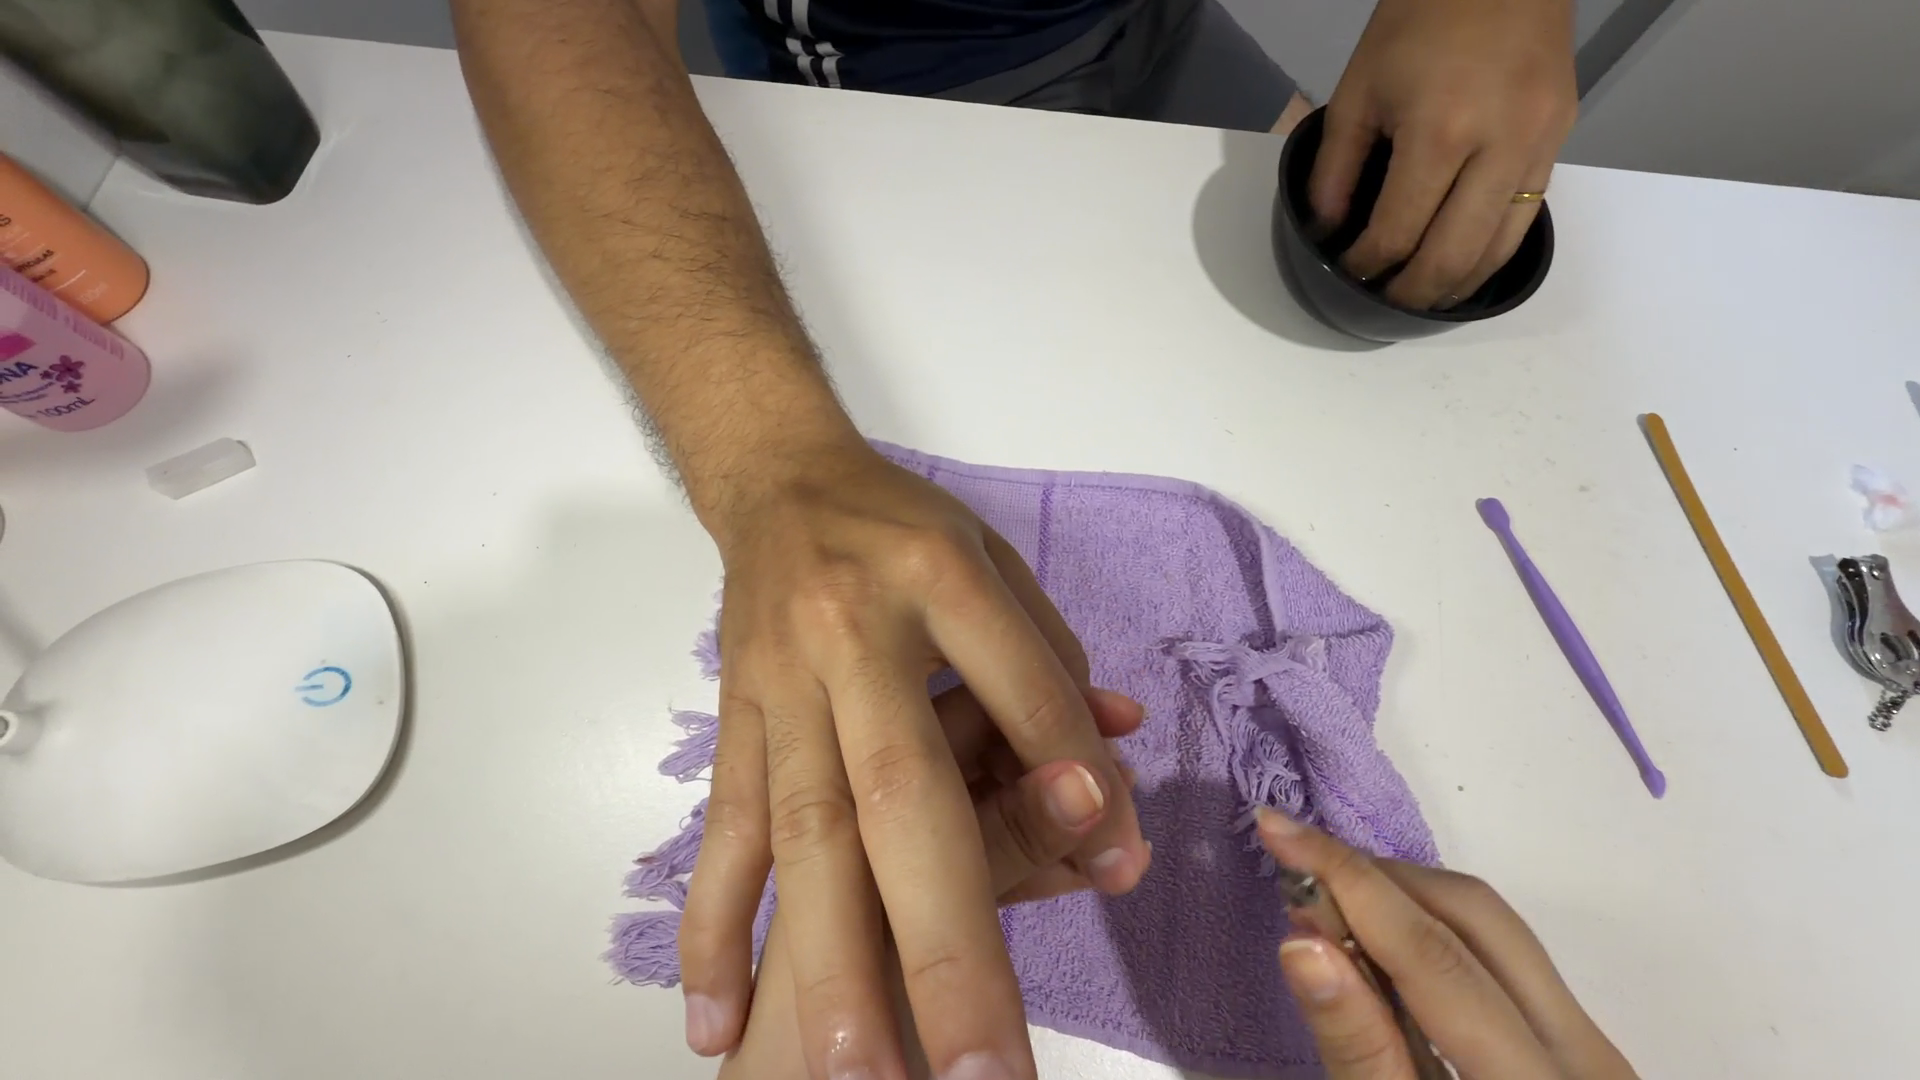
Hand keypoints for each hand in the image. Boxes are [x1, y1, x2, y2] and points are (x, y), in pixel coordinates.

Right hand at [679, 440, 1148, 1079]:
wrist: (783, 483)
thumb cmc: (902, 523)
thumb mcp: (995, 560)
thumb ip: (1047, 662)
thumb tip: (1101, 771)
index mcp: (936, 576)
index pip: (1021, 687)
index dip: (1076, 776)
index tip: (1119, 864)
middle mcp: (854, 634)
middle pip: (902, 790)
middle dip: (945, 935)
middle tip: (985, 1069)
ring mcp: (782, 681)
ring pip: (803, 829)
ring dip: (827, 960)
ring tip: (857, 1075)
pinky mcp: (735, 713)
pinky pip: (724, 825)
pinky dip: (714, 925)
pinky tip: (713, 1018)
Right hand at [1256, 810, 1637, 1078]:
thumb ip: (1360, 1049)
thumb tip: (1302, 937)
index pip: (1430, 951)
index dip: (1345, 877)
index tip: (1274, 827)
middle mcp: (1589, 1059)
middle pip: (1473, 916)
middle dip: (1371, 875)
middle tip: (1292, 868)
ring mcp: (1597, 1051)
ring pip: (1492, 925)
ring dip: (1399, 894)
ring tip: (1324, 901)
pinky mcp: (1584, 1050)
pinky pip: (1501, 954)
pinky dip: (1427, 926)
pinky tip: (1377, 944)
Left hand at [1311, 0, 1577, 310]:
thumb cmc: (1418, 22)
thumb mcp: (1355, 94)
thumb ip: (1334, 172)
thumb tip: (1325, 232)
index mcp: (1440, 134)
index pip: (1396, 233)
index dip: (1365, 265)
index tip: (1347, 270)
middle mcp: (1500, 147)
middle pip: (1453, 255)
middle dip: (1411, 291)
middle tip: (1383, 301)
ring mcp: (1540, 144)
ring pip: (1498, 248)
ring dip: (1456, 285)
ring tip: (1421, 298)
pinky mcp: (1561, 139)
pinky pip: (1529, 218)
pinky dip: (1491, 254)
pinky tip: (1462, 267)